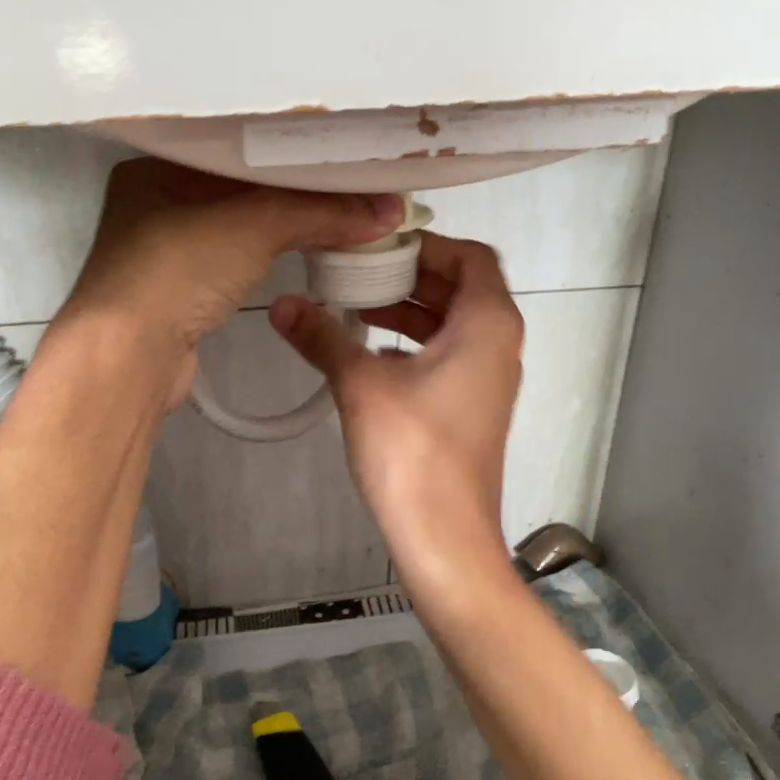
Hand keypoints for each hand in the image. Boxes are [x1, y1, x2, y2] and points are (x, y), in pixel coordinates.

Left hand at [54, 158, 401, 408]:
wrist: (130, 358)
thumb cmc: (178, 272)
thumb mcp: (252, 226)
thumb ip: (319, 213)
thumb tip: (390, 210)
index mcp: (158, 166)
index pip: (234, 143)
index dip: (288, 144)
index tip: (339, 145)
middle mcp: (156, 202)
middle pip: (240, 184)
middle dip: (294, 185)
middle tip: (351, 178)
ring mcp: (166, 251)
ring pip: (238, 224)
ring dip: (284, 222)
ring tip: (341, 211)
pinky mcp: (181, 293)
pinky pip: (235, 260)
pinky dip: (268, 254)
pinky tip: (304, 248)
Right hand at [269, 233, 523, 589]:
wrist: (445, 537)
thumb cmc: (412, 452)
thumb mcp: (361, 386)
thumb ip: (322, 337)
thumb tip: (280, 305)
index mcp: (487, 322)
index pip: (468, 255)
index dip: (423, 242)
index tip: (374, 245)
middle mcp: (499, 344)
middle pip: (460, 288)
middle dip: (407, 275)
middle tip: (353, 271)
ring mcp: (490, 380)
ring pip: (452, 326)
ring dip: (407, 312)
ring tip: (352, 308)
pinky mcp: (474, 410)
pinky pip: (448, 358)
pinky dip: (414, 346)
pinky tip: (367, 356)